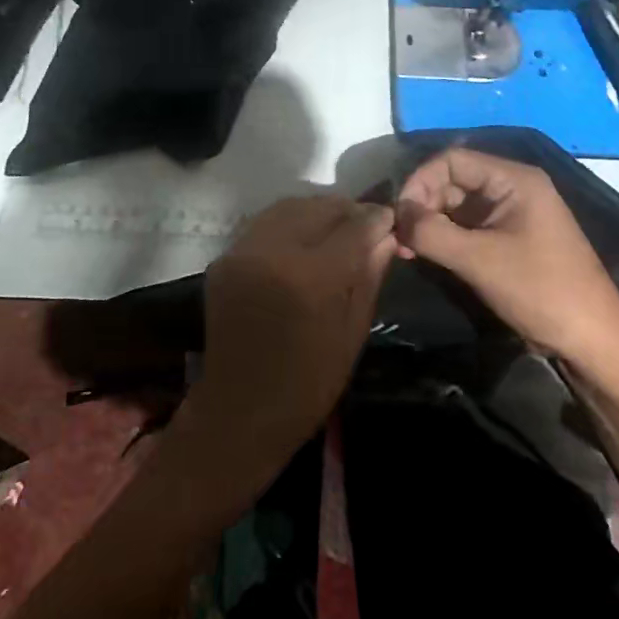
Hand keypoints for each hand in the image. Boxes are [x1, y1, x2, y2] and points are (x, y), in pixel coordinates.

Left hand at [190, 196, 395, 452]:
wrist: (239, 411)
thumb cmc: (308, 384)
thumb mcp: (353, 332)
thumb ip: (370, 275)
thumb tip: (388, 235)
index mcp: (310, 277)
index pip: (355, 226)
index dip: (378, 218)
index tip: (392, 220)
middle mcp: (272, 252)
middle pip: (321, 207)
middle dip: (349, 211)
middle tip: (368, 226)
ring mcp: (243, 252)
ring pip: (290, 207)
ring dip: (320, 211)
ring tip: (338, 230)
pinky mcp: (226, 259)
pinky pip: (266, 223)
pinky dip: (291, 223)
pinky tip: (306, 241)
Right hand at [396, 148, 618, 357]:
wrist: (590, 337)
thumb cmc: (539, 289)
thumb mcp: (480, 260)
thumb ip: (433, 233)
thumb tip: (396, 216)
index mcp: (514, 180)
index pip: (453, 160)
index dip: (420, 181)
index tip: (398, 214)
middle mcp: (513, 190)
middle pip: (454, 181)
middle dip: (423, 205)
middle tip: (399, 239)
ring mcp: (512, 216)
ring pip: (458, 207)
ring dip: (431, 224)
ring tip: (407, 250)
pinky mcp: (509, 241)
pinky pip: (469, 229)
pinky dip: (446, 239)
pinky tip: (426, 256)